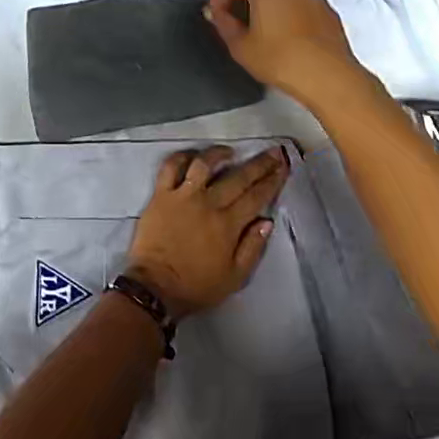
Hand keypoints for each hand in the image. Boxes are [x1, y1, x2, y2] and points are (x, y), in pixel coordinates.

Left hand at [123, 145, 288, 318]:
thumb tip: (267, 220)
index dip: (272, 180)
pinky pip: (171, 167)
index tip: (283, 166)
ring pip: (203, 164)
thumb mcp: (235, 277)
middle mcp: (207, 203)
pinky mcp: (161, 194)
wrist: (156, 286)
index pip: (255, 197)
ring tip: (230, 151)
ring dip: (218, 154)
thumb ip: (252, 247)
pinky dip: (182, 156)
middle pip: (237, 177)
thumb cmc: (197, 285)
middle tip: (272, 152)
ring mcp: (182, 195)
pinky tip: (192, 155)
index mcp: (228, 225)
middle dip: (258, 164)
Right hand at [204, 0, 374, 102]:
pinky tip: (285, 24)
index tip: (217, 11)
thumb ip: (224, 24)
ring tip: (261, 13)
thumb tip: (216, 12)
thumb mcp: (241, 46)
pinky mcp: (326, 8)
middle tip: (238, 2)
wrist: (328, 76)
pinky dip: (288, 0)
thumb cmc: (279, 60)